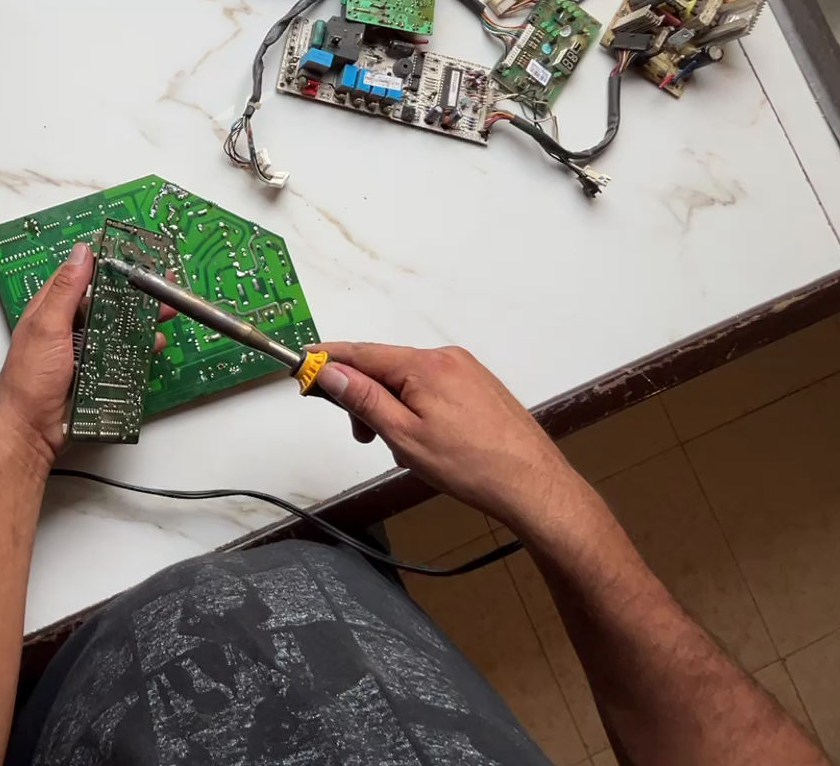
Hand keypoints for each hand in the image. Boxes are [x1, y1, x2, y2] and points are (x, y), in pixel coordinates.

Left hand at [0, 243, 168, 465]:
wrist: (30, 431)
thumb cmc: (28, 380)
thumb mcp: (46, 327)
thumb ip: (65, 290)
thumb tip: (80, 253)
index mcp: (51, 308)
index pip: (81, 276)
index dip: (106, 264)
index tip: (133, 258)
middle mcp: (67, 326)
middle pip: (105, 301)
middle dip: (134, 294)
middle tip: (160, 288)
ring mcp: (81, 349)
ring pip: (116, 327)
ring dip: (140, 320)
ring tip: (163, 315)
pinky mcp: (94, 371)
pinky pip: (120, 355)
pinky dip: (138, 349)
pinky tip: (152, 346)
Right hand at [312, 342, 592, 534]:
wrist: (536, 488)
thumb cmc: (471, 466)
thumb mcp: (403, 436)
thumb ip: (363, 399)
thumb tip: (330, 370)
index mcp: (424, 365)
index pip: (362, 353)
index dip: (328, 357)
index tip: (302, 360)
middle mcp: (445, 357)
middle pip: (384, 367)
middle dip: (364, 397)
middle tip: (363, 435)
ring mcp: (465, 370)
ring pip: (407, 379)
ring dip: (390, 406)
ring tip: (400, 447)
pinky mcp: (479, 385)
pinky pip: (430, 386)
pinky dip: (414, 406)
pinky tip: (423, 439)